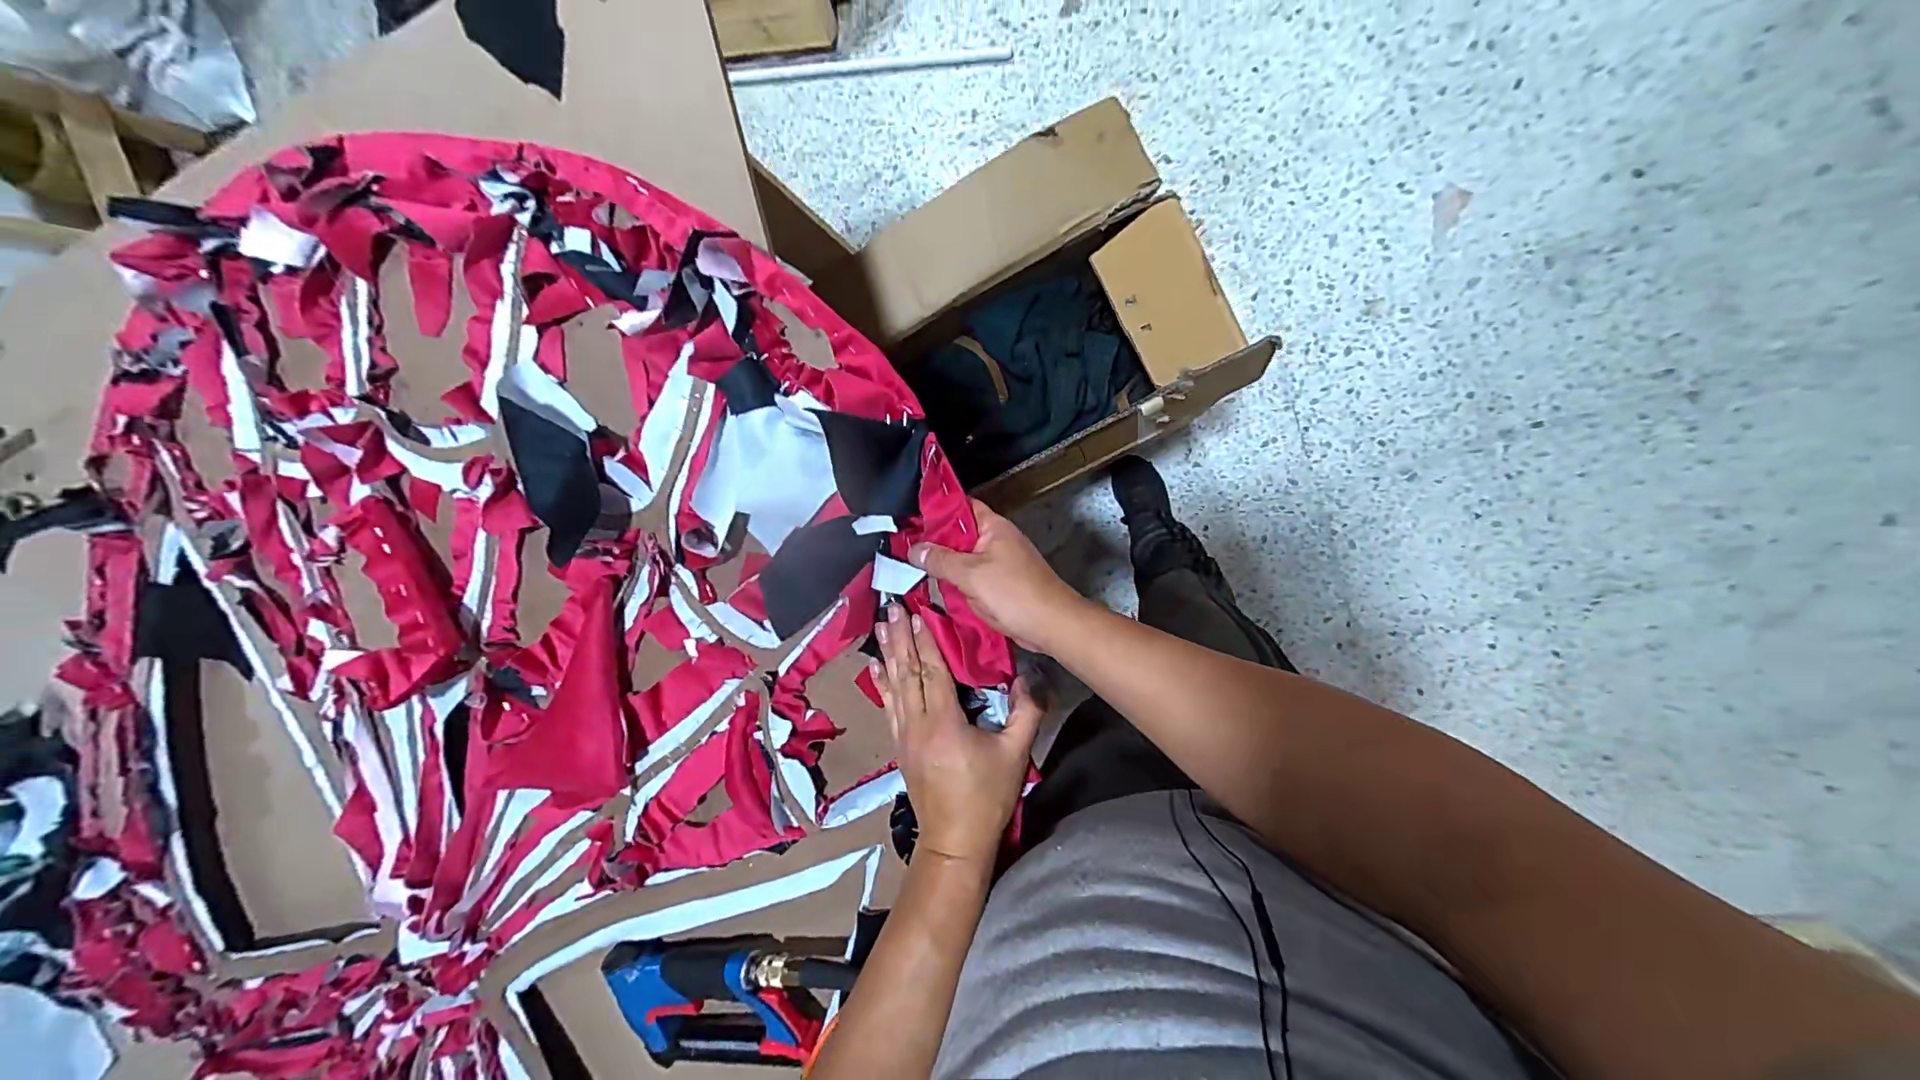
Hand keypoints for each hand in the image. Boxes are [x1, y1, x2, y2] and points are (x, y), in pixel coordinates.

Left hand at [872, 603, 1042, 866]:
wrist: (954, 841)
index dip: (925, 640)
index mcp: (944, 723)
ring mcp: (905, 736)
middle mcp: (918, 725)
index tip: (918, 612)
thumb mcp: (1015, 755)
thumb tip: (1029, 677)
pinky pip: (888, 707)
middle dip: (899, 637)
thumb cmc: (986, 798)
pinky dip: (882, 683)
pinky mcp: (901, 747)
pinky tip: (877, 668)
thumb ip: (1025, 713)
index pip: (933, 671)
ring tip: (879, 625)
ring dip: (887, 653)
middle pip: (907, 672)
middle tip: (891, 606)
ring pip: (894, 686)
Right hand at [909, 499, 1089, 652]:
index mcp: (993, 527)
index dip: (936, 510)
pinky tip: (940, 591)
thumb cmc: (1015, 594)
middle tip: (907, 551)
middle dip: (936, 544)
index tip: (911, 521)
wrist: (1051, 625)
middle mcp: (996, 540)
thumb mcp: (970, 574)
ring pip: (964, 560)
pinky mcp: (1000, 585)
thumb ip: (940, 560)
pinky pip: (972, 579)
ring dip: (946, 568)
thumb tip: (914, 548)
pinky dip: (958, 584)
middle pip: (959, 535)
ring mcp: (999, 563)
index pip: (960, 506)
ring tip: (916, 571)